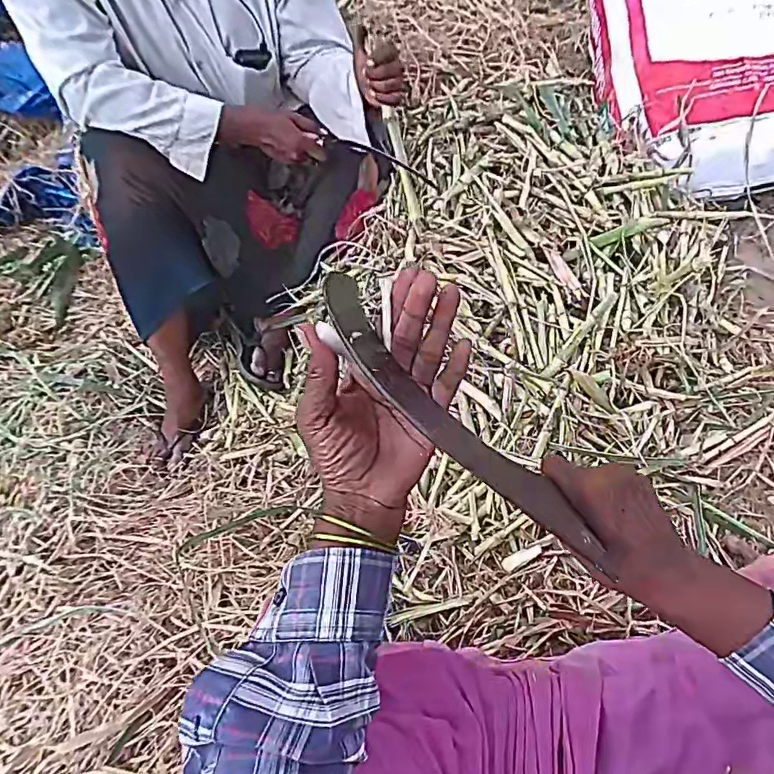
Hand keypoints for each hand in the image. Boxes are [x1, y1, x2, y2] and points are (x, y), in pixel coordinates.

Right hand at [218, 106, 324, 163]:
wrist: (251, 127)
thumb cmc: (270, 118)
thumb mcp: (292, 116)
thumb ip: (309, 126)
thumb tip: (321, 132)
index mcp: (300, 143)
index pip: (321, 153)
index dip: (323, 146)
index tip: (323, 139)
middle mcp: (296, 155)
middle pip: (314, 158)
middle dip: (313, 149)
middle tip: (308, 137)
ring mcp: (289, 160)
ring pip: (304, 159)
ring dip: (304, 151)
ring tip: (296, 138)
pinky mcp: (283, 161)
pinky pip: (295, 159)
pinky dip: (295, 153)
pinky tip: (288, 142)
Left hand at [297, 269, 471, 545]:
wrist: (361, 495)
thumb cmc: (335, 458)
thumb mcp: (315, 414)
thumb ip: (318, 373)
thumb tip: (311, 330)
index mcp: (358, 375)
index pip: (373, 333)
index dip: (384, 307)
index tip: (394, 281)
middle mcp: (387, 380)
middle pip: (404, 336)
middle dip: (416, 306)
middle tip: (426, 278)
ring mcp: (411, 396)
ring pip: (427, 353)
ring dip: (440, 325)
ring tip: (450, 296)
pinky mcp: (430, 415)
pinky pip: (445, 387)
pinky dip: (455, 367)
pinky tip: (463, 345)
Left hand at [355, 35, 406, 107]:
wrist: (362, 86)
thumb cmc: (363, 67)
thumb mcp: (359, 52)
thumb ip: (360, 38)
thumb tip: (360, 25)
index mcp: (392, 52)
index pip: (389, 53)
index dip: (377, 59)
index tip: (367, 63)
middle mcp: (399, 66)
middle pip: (391, 70)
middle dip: (375, 74)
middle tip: (365, 75)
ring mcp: (400, 82)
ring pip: (391, 84)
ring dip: (377, 86)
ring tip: (368, 85)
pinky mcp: (399, 96)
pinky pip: (394, 98)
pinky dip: (382, 98)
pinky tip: (374, 95)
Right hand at [541, 457, 703, 601]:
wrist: (666, 568)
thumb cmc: (622, 565)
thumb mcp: (579, 550)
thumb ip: (560, 524)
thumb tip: (551, 511)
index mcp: (586, 488)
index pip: (553, 464)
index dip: (550, 479)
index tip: (553, 494)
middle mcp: (607, 475)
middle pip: (577, 473)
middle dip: (576, 492)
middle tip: (584, 521)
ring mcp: (628, 475)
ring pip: (597, 478)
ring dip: (596, 493)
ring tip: (605, 523)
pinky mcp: (643, 480)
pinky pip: (616, 482)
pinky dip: (614, 495)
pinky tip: (621, 519)